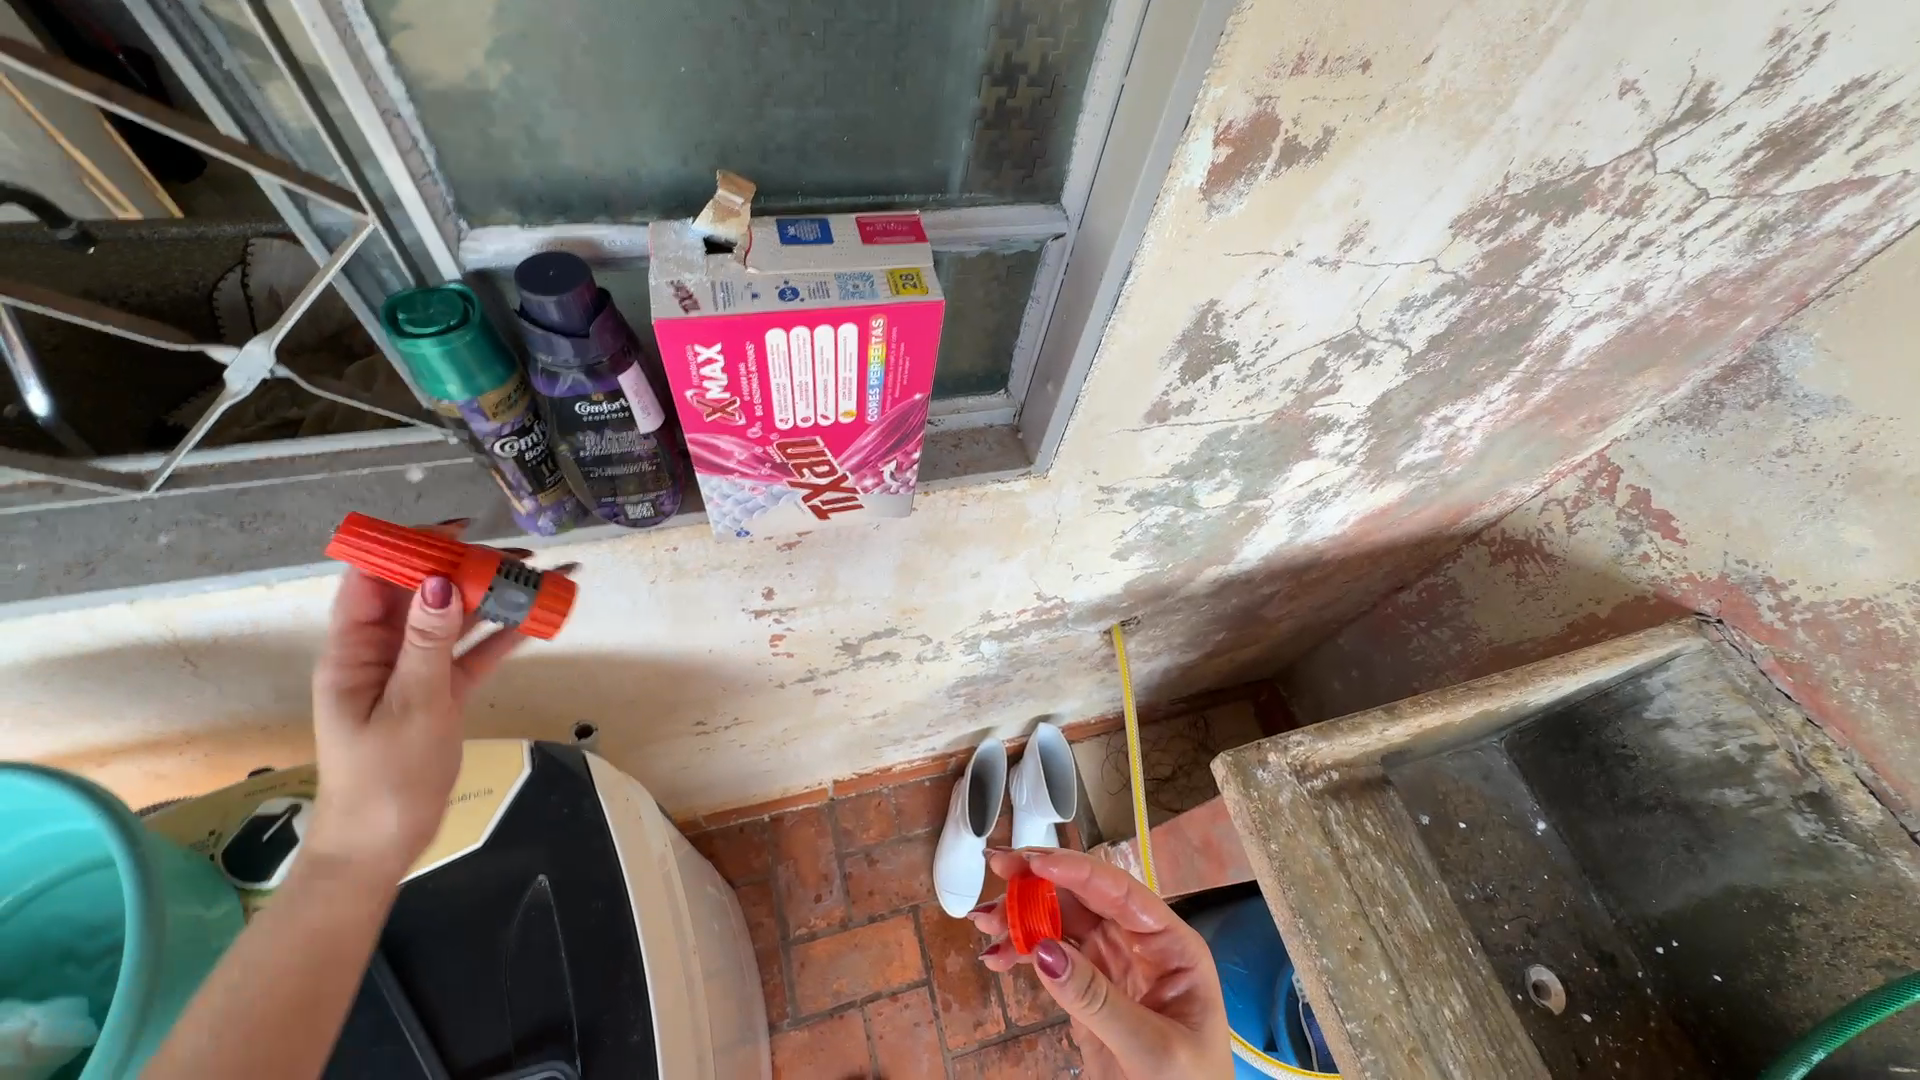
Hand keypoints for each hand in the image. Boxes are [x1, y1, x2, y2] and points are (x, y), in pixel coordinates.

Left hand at [306, 522, 545, 882]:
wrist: (383, 841)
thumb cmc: (385, 775)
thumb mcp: (411, 705)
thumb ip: (428, 642)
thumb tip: (440, 579)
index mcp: (354, 651)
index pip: (373, 580)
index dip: (410, 548)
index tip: (459, 531)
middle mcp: (382, 653)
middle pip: (423, 595)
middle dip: (467, 569)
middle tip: (520, 554)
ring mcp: (414, 672)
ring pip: (455, 621)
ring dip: (494, 599)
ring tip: (541, 577)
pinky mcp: (441, 692)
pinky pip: (473, 653)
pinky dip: (503, 637)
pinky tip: (537, 619)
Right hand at [971, 848, 1231, 1079]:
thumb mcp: (1152, 1050)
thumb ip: (1097, 1000)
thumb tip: (1043, 950)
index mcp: (1171, 945)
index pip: (1121, 892)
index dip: (1076, 870)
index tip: (1035, 862)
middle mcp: (1139, 944)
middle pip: (1084, 898)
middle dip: (1038, 883)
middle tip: (997, 868)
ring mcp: (1111, 965)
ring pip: (1060, 921)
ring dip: (1021, 915)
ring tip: (983, 919)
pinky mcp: (1088, 989)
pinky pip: (1050, 956)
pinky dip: (1021, 950)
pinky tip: (996, 956)